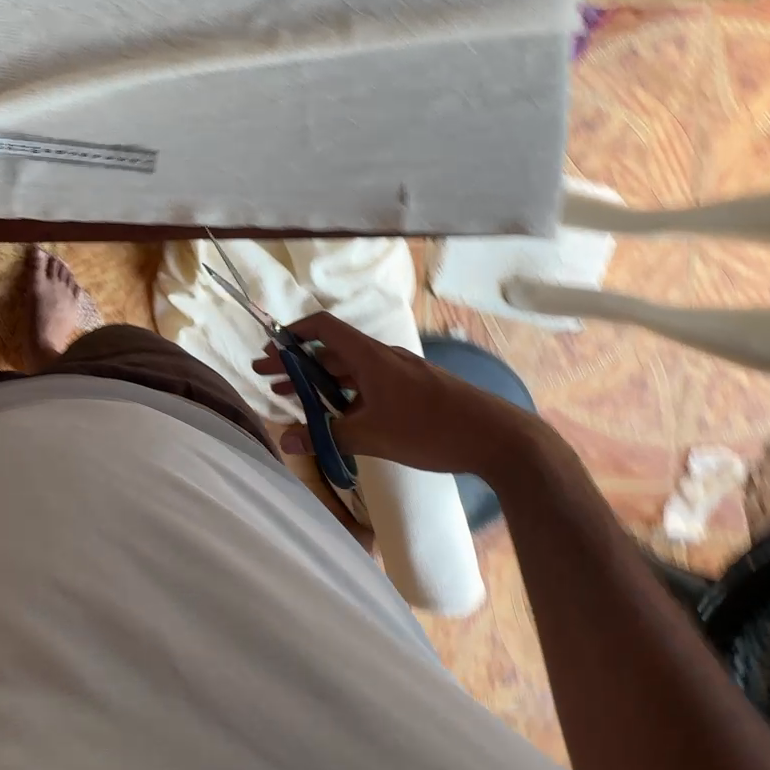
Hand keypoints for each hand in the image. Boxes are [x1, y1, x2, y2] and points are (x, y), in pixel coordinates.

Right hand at [252, 312, 554, 479]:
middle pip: (331, 351)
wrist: (503, 440)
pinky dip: (344, 393)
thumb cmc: (432, 430)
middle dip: (296, 364)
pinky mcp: (415, 390)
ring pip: (350, 370)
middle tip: (266, 377)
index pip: (324, 327)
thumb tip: (285, 441)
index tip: (271, 349)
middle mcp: (383, 358)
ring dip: (319, 381)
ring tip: (291, 397)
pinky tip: (336, 415)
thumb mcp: (372, 436)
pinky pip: (368, 383)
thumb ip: (326, 436)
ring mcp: (401, 374)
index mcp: (371, 357)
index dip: (294, 333)